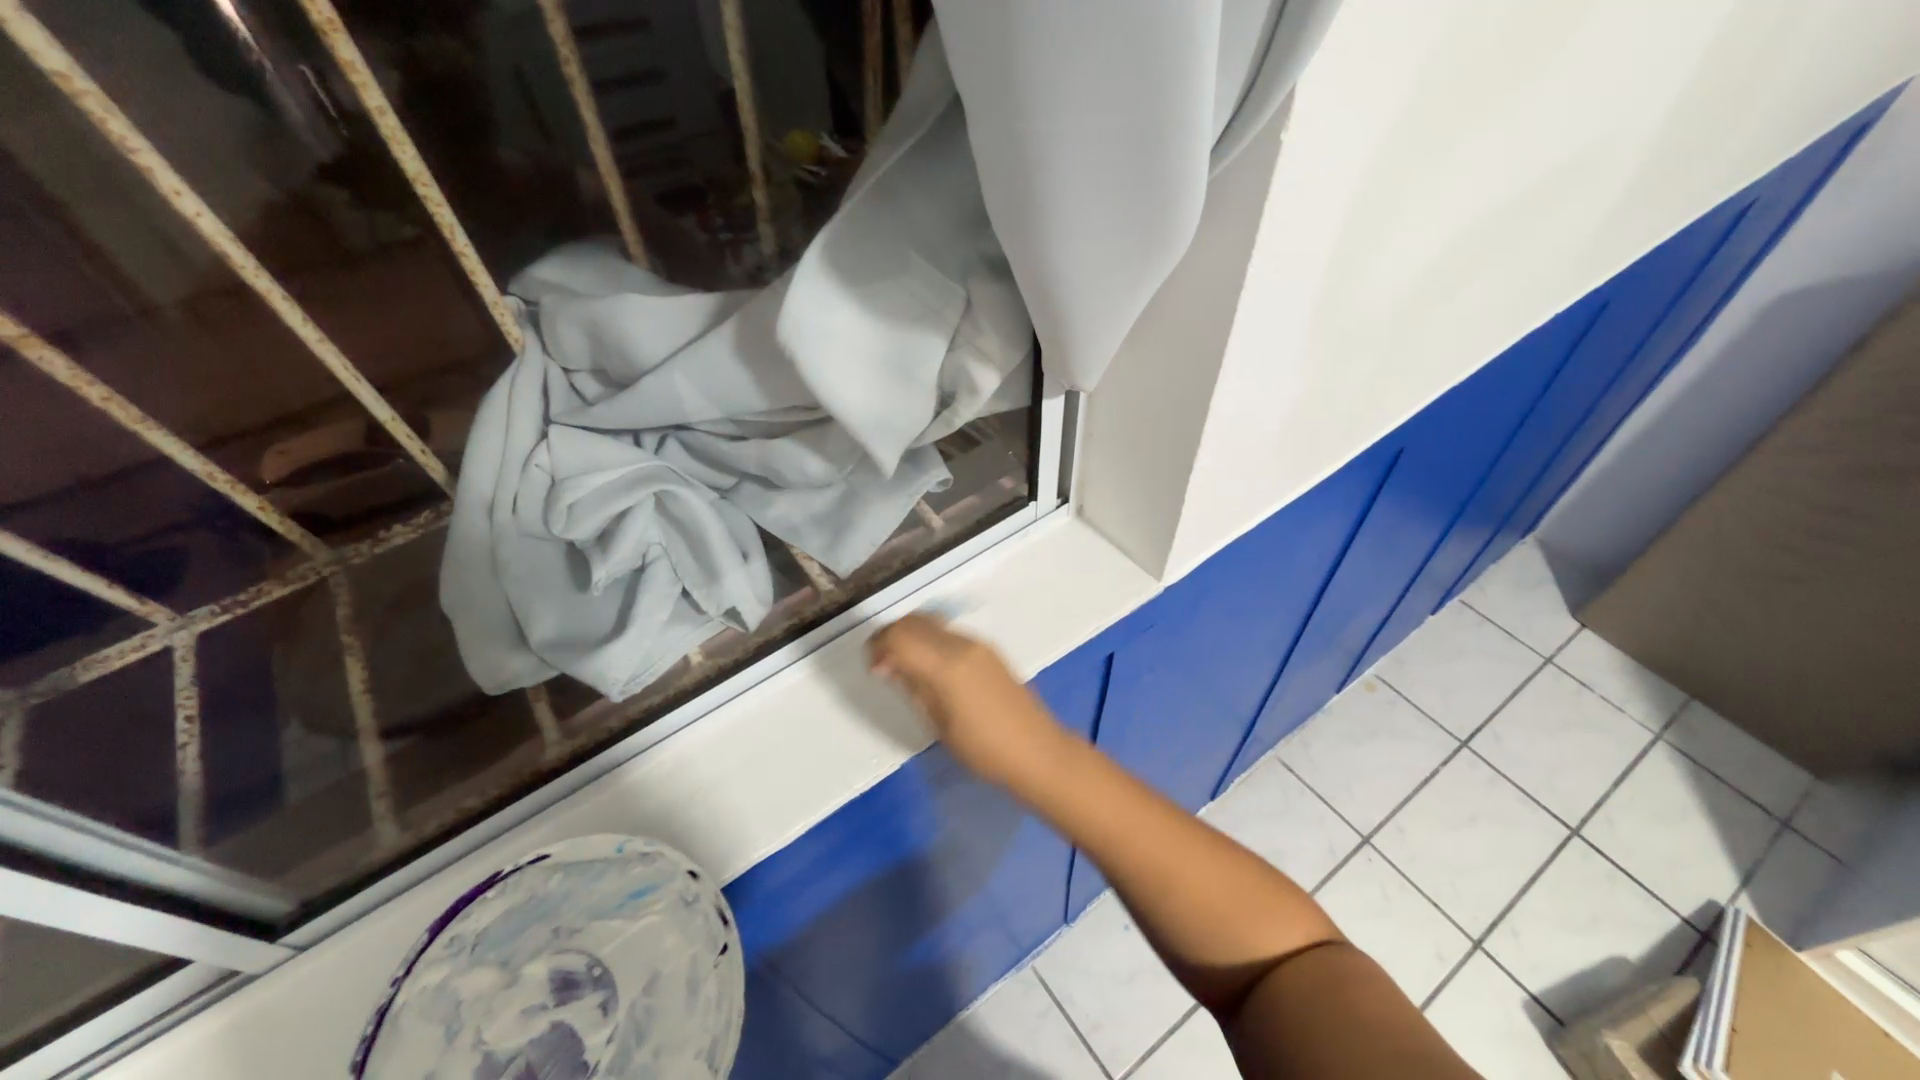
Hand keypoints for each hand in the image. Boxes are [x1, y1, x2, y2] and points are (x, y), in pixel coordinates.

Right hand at [868, 615, 1070, 788]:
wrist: (1037, 751)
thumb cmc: (983, 749)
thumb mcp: (938, 723)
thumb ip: (913, 686)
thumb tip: (888, 665)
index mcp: (947, 664)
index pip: (899, 636)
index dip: (878, 647)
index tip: (874, 671)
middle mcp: (961, 643)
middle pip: (913, 621)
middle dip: (891, 636)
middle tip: (881, 664)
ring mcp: (978, 643)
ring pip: (931, 623)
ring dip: (910, 635)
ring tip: (902, 666)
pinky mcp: (988, 649)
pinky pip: (948, 633)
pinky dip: (928, 640)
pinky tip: (928, 667)